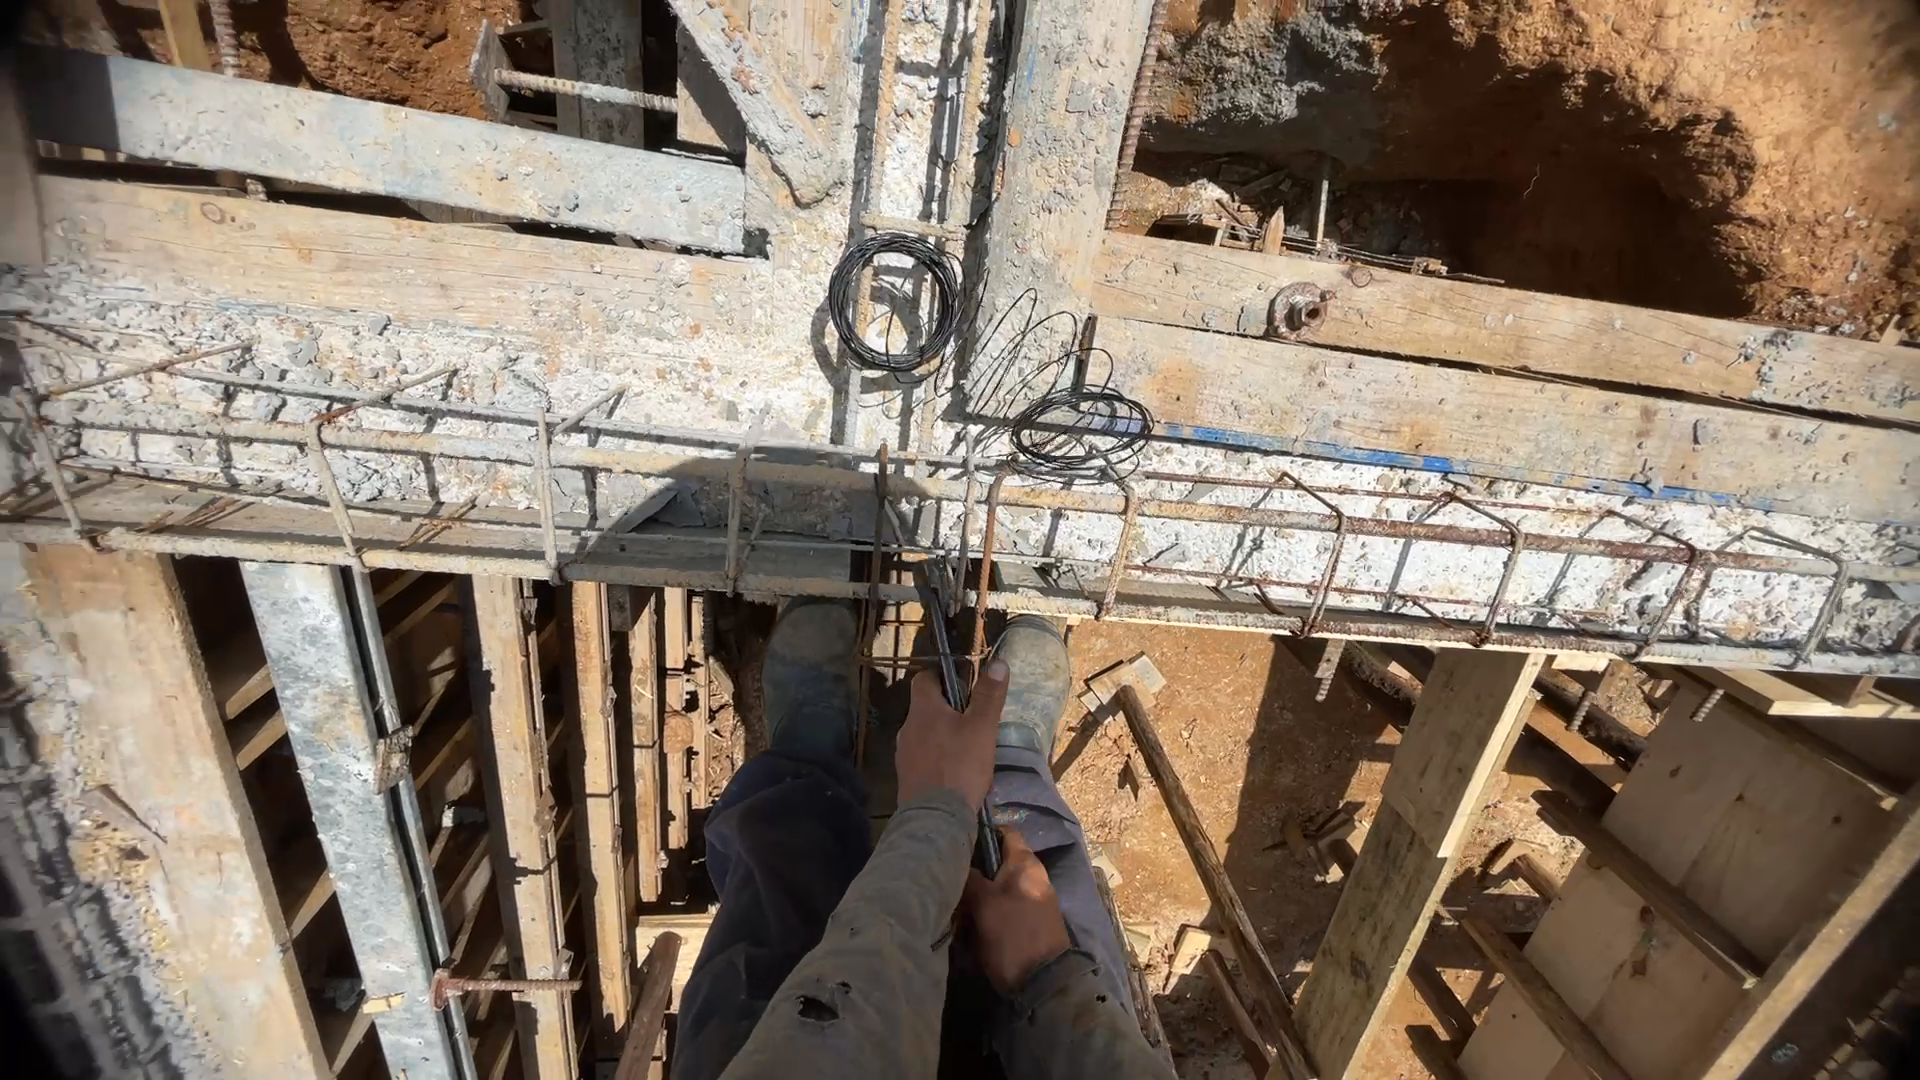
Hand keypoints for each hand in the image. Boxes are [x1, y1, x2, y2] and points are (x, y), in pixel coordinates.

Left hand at [895, 657, 1007, 807]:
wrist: (935, 819)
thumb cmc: (959, 766)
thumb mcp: (982, 728)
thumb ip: (989, 695)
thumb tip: (998, 662)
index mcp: (922, 709)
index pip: (924, 678)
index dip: (942, 676)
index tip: (963, 683)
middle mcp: (907, 727)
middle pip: (925, 707)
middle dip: (947, 709)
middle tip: (974, 718)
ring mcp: (904, 754)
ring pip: (925, 734)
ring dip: (943, 735)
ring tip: (969, 747)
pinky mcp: (907, 778)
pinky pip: (923, 758)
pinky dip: (938, 758)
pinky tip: (957, 772)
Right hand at [962, 827, 1071, 993]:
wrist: (1044, 985)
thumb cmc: (1012, 934)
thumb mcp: (984, 903)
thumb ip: (970, 877)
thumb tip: (959, 863)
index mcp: (1025, 862)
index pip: (1003, 831)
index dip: (982, 831)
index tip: (958, 840)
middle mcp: (1033, 876)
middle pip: (998, 862)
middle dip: (974, 871)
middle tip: (951, 879)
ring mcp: (1034, 900)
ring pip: (998, 887)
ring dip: (979, 896)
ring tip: (956, 906)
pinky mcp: (1031, 923)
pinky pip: (1004, 908)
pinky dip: (988, 913)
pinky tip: (971, 927)